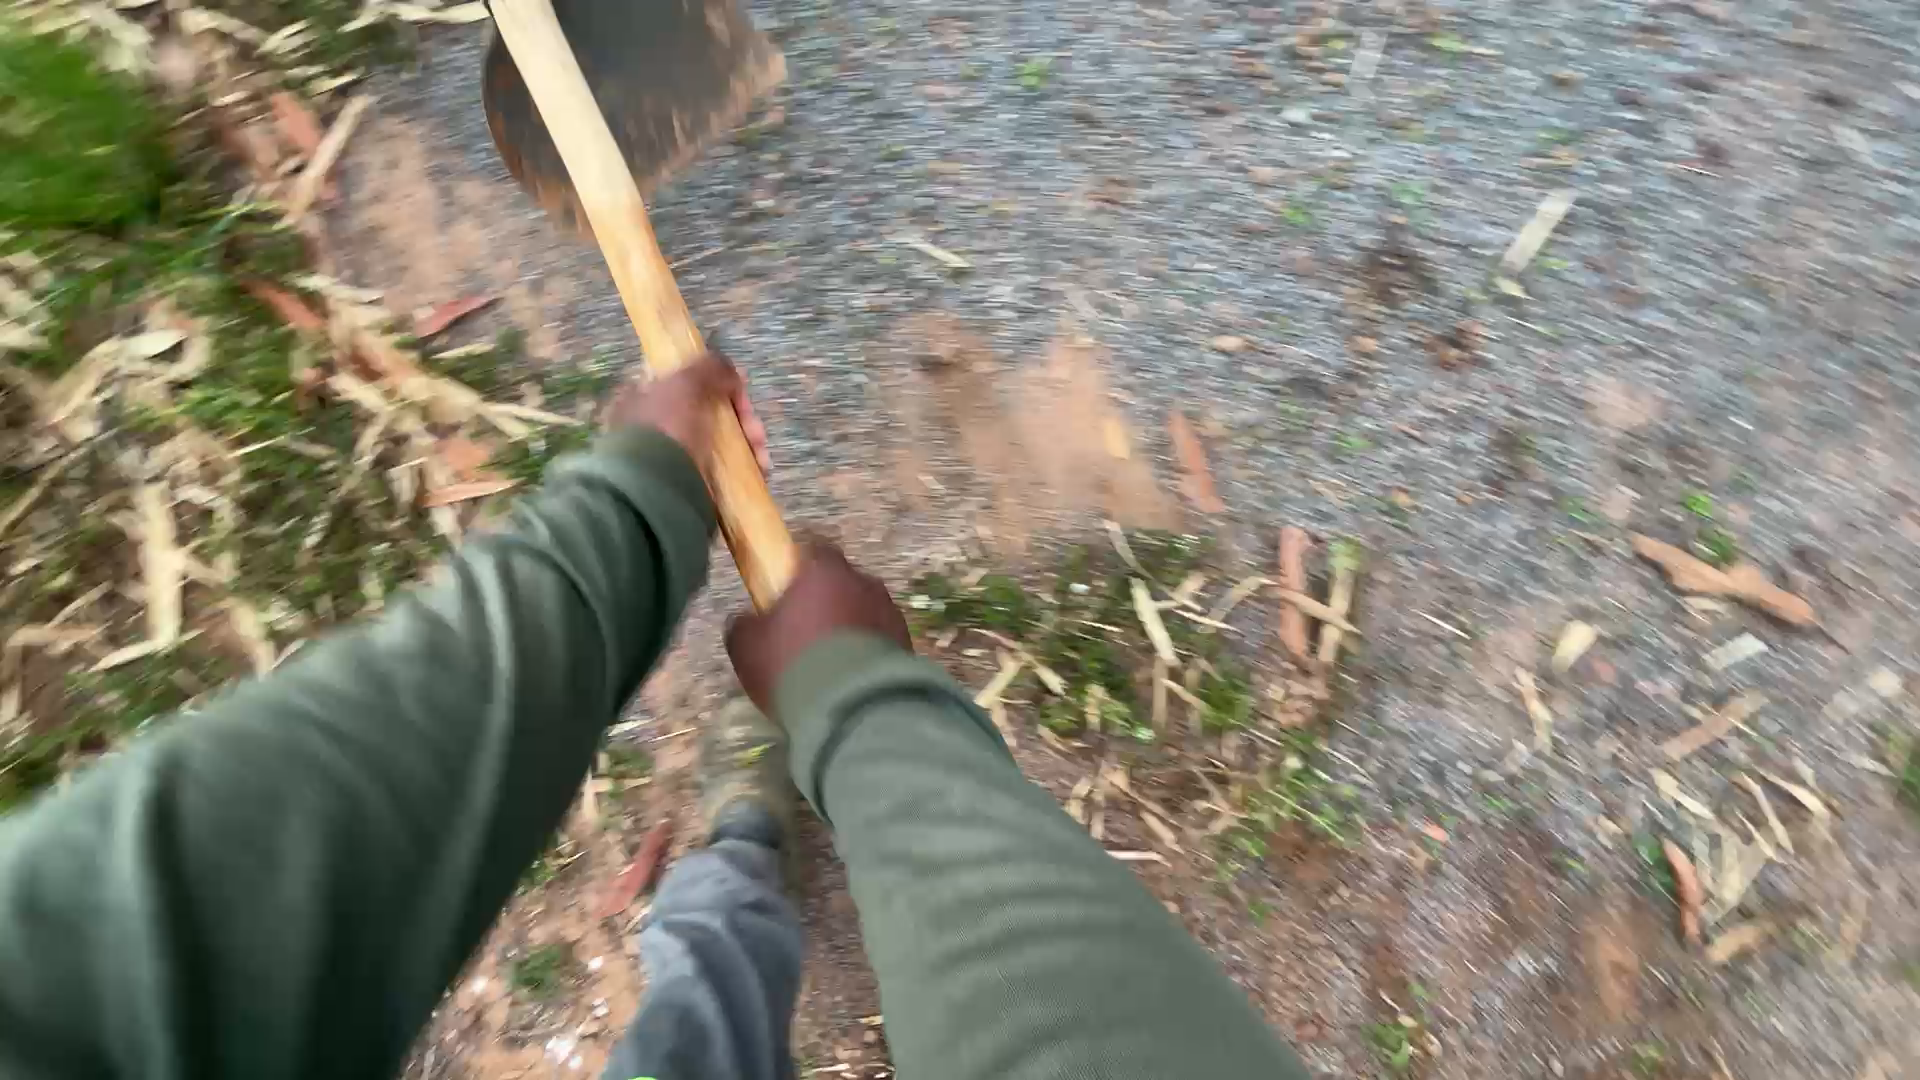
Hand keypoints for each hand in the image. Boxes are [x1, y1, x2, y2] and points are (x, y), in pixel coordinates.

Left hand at [604, 351, 769, 471]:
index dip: (717, 381)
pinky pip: (727, 470)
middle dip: (742, 420)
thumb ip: (711, 369)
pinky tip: (760, 471)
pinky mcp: (693, 483)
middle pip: (711, 413)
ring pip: (723, 442)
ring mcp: (675, 457)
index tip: (740, 386)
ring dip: (749, 445)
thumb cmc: (665, 430)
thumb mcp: (685, 385)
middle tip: (756, 432)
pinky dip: (746, 468)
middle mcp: (658, 427)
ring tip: (762, 458)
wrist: (656, 490)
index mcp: (645, 398)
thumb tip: (734, 370)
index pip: (687, 381)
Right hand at [725, 544, 911, 710]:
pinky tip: (850, 675)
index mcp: (822, 570)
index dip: (795, 566)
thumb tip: (748, 619)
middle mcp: (862, 581)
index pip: (811, 548)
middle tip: (803, 632)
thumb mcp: (747, 648)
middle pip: (840, 581)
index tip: (782, 587)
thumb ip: (746, 624)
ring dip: (848, 626)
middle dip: (824, 600)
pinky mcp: (906, 640)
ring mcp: (889, 610)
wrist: (853, 707)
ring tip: (828, 661)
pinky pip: (879, 637)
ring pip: (863, 609)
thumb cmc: (793, 667)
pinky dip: (866, 648)